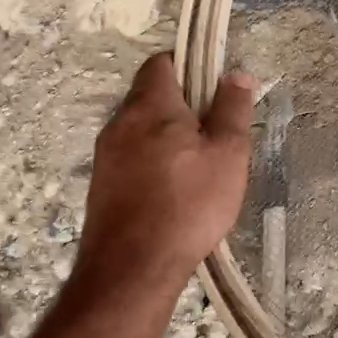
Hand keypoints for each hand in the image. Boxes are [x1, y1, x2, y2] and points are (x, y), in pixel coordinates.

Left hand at [75, 53, 256, 291]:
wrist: (130, 275)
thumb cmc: (188, 205)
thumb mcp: (228, 152)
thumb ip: (232, 108)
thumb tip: (235, 74)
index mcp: (149, 107)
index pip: (162, 62)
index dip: (190, 63)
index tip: (216, 84)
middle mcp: (119, 124)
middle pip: (151, 94)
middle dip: (184, 102)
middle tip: (218, 126)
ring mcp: (105, 158)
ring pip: (142, 127)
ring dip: (170, 132)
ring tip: (202, 160)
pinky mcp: (101, 187)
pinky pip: (133, 154)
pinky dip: (155, 158)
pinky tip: (178, 186)